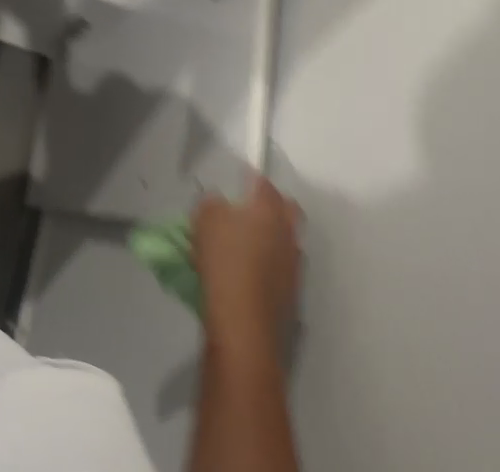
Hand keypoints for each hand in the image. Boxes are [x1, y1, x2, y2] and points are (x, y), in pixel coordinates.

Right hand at [192, 176, 301, 356]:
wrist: (244, 323)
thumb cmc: (223, 262)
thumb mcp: (204, 220)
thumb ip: (212, 204)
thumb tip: (220, 204)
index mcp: (269, 209)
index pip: (263, 183)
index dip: (249, 177)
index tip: (237, 178)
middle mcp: (289, 232)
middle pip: (287, 209)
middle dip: (270, 205)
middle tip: (245, 211)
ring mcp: (295, 263)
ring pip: (285, 239)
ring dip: (269, 237)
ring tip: (241, 246)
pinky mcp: (293, 291)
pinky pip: (280, 266)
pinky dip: (267, 264)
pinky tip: (245, 274)